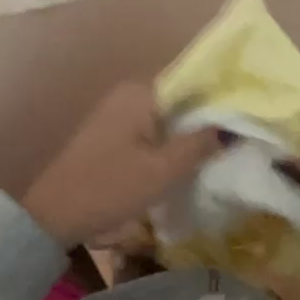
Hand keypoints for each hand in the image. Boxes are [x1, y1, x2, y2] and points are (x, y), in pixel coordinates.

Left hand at [21, 83, 221, 246]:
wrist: (53, 216)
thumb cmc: (110, 188)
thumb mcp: (162, 171)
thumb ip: (200, 145)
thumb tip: (233, 126)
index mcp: (141, 92)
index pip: (194, 84)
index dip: (221, 102)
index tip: (246, 122)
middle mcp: (128, 93)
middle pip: (181, 102)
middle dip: (205, 122)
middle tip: (237, 144)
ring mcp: (116, 113)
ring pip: (166, 119)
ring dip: (187, 136)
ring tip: (218, 156)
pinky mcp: (109, 134)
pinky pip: (150, 131)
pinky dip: (167, 145)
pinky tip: (183, 165)